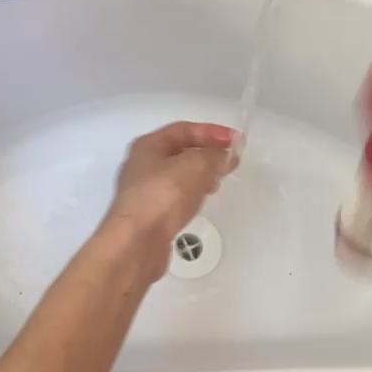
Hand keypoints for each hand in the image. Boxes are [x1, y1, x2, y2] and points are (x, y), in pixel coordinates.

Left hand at [103, 120, 237, 244]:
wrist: (136, 242)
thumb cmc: (162, 197)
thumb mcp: (195, 166)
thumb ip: (214, 156)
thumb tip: (225, 156)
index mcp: (148, 146)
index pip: (184, 130)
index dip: (212, 132)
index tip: (235, 140)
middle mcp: (142, 165)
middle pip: (179, 152)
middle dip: (206, 154)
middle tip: (228, 161)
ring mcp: (144, 192)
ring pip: (178, 176)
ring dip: (200, 175)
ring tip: (217, 182)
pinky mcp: (150, 215)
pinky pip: (175, 197)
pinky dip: (192, 194)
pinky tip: (200, 202)